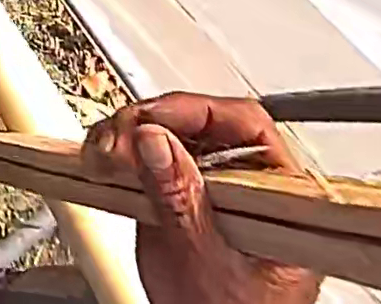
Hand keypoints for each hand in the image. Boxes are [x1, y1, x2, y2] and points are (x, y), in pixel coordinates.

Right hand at [85, 93, 321, 303]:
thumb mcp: (207, 268)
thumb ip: (181, 203)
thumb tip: (154, 139)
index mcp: (281, 199)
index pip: (245, 125)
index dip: (194, 112)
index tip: (151, 120)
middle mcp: (246, 183)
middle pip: (198, 121)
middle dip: (148, 123)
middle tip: (117, 142)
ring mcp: (208, 185)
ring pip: (166, 131)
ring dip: (126, 134)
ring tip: (102, 154)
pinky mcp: (175, 189)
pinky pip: (145, 151)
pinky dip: (117, 149)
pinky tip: (100, 160)